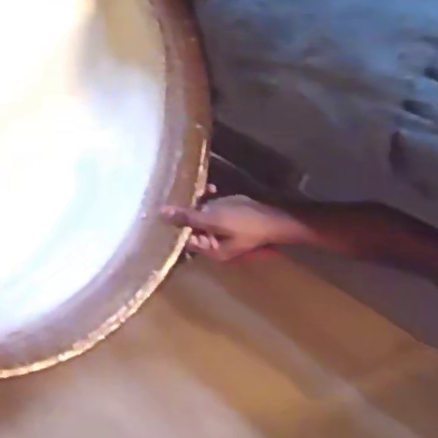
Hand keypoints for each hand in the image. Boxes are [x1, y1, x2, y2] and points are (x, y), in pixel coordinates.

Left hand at [162, 196, 312, 262]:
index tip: (157, 210)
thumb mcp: (215, 220)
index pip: (182, 239)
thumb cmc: (247, 222)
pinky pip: (209, 206)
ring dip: (194, 201)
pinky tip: (212, 187)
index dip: (170, 225)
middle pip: (188, 226)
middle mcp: (212, 241)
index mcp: (211, 249)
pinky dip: (207, 197)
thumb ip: (188, 218)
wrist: (279, 216)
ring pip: (197, 214)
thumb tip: (161, 214)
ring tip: (190, 188)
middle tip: (168, 194)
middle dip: (180, 211)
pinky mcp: (225, 216)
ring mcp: (219, 228)